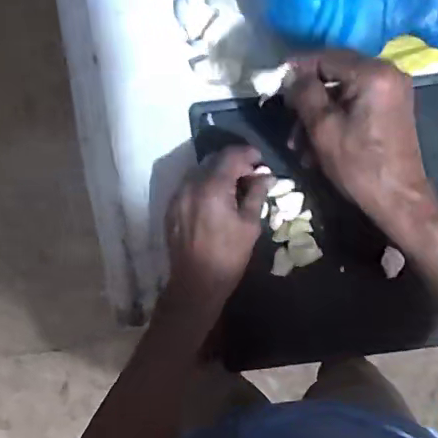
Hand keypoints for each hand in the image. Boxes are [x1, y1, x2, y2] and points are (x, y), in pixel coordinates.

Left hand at [163, 144, 269, 311]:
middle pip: (213, 160)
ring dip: (217, 173)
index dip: (248, 154)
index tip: (260, 160)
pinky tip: (216, 199)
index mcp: (212, 187)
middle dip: (233, 162)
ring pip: (199, 172)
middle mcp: (190, 185)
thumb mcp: (249, 225)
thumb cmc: (228, 256)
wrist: (196, 283)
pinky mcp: (171, 208)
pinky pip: (189, 186)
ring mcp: (177, 196)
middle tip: (250, 174)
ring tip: (234, 187)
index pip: (230, 156)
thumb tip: (266, 176)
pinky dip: (204, 185)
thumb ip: (256, 194)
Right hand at [284, 49, 433, 235]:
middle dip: (307, 97)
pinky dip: (336, 118)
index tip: (274, 81)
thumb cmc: (360, 166)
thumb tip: (291, 75)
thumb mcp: (323, 128)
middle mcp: (389, 73)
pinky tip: (319, 144)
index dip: (297, 68)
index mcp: (373, 73)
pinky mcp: (393, 109)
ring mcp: (394, 91)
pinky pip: (357, 103)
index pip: (326, 57)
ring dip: (318, 113)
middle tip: (287, 120)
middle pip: (336, 73)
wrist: (399, 200)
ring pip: (344, 92)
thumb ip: (304, 94)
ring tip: (299, 144)